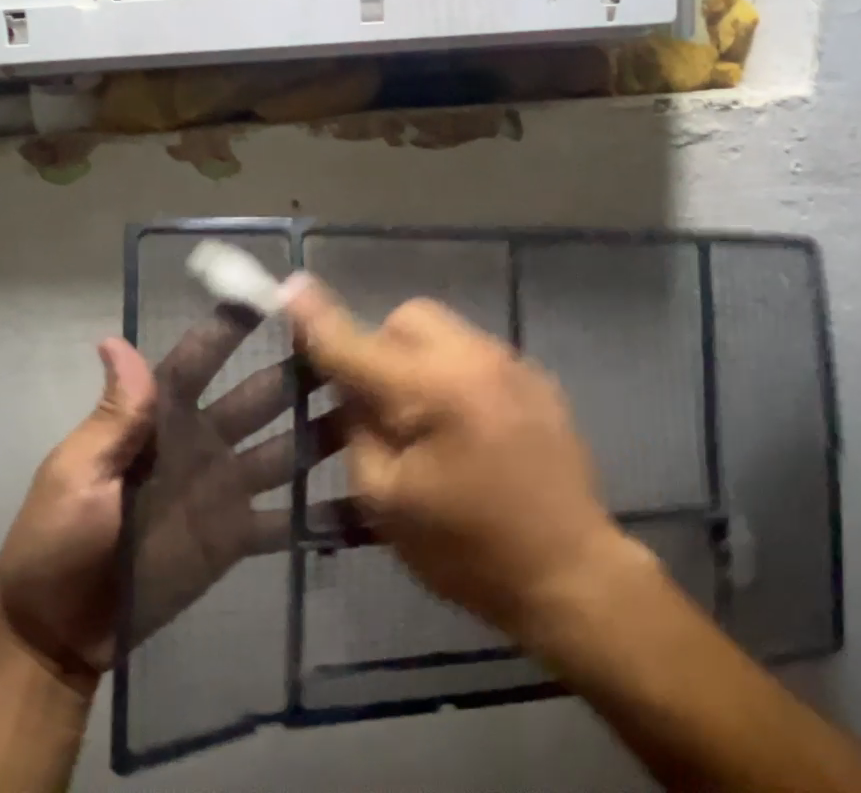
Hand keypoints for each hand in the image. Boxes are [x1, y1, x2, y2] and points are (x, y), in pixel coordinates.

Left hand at [0, 311, 344, 688]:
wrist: (61, 628)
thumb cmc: (57, 541)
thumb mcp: (78, 476)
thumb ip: (115, 419)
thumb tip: (115, 340)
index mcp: (159, 420)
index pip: (199, 362)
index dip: (229, 329)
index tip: (271, 297)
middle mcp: (202, 442)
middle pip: (261, 398)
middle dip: (304, 374)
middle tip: (356, 351)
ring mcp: (225, 489)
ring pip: (288, 451)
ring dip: (328, 433)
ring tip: (379, 415)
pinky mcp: (237, 535)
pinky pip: (288, 521)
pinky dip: (325, 516)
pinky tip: (372, 505)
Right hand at [285, 279, 631, 638]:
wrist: (571, 574)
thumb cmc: (468, 550)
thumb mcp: (387, 502)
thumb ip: (358, 431)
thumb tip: (347, 389)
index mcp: (433, 390)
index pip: (356, 345)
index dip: (315, 320)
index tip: (289, 286)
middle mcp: (476, 360)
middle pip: (407, 319)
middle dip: (377, 349)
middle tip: (369, 405)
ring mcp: (514, 367)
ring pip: (444, 336)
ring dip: (414, 364)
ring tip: (415, 425)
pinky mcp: (537, 384)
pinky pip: (475, 358)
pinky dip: (450, 378)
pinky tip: (459, 433)